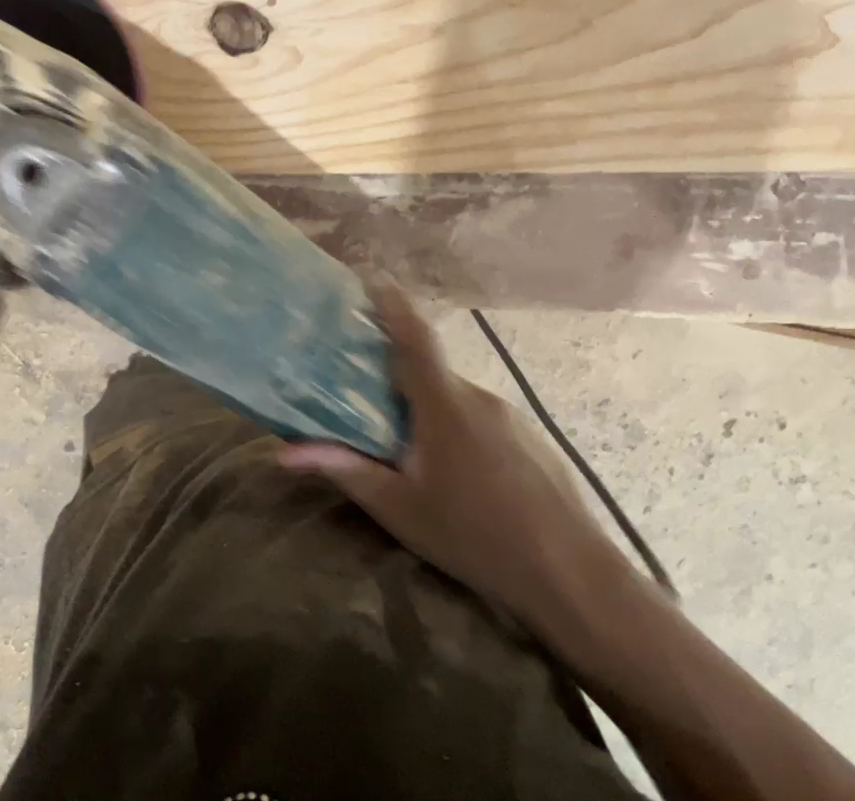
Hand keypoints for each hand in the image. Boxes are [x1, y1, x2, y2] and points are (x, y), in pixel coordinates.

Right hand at [279, 281, 624, 625]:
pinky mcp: (533, 441)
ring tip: (408, 453)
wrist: (571, 575)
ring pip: (456, 401)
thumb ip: (344, 470)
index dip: (393, 305)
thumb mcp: (399, 507)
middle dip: (397, 380)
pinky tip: (457, 476)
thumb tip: (283, 452)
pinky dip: (458, 431)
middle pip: (431, 373)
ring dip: (428, 413)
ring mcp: (513, 418)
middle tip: (364, 401)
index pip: (415, 338)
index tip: (372, 281)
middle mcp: (481, 398)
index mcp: (445, 405)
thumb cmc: (474, 536)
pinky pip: (483, 420)